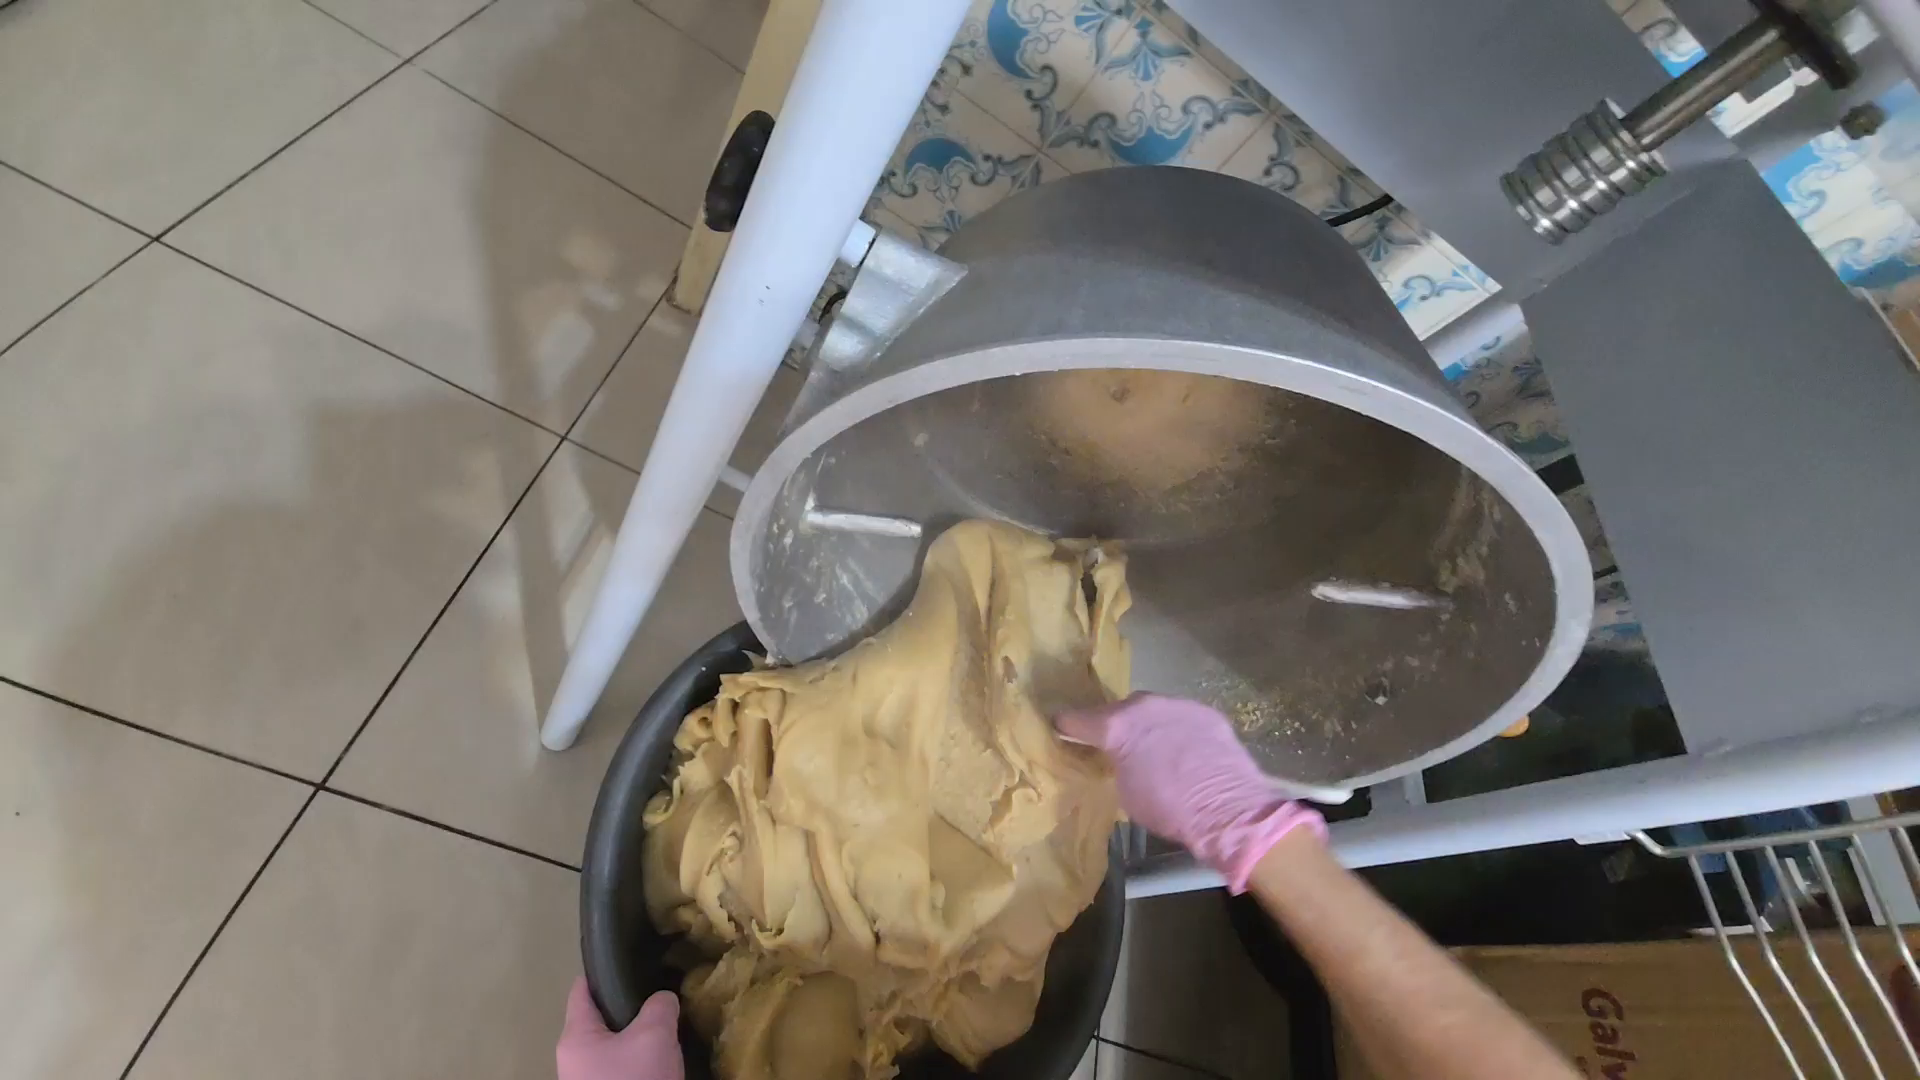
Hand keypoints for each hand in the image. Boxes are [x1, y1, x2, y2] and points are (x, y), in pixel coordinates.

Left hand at [557, 977, 683, 1079]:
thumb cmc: (633, 1079)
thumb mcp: (654, 1033)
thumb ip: (660, 1003)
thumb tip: (663, 999)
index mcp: (575, 1037)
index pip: (583, 987)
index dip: (606, 966)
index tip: (634, 951)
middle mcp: (575, 1056)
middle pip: (603, 1013)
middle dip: (632, 998)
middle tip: (661, 984)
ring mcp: (589, 1076)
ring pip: (618, 1038)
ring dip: (641, 1027)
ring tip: (668, 1014)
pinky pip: (625, 1059)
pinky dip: (642, 1050)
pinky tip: (663, 1047)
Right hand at [1058, 692, 1337, 892]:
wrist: (1230, 810)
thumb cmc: (1167, 808)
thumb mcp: (1124, 791)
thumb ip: (1115, 763)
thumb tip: (1120, 757)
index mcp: (1115, 725)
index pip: (1075, 718)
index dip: (1065, 726)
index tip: (1059, 728)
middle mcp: (1143, 705)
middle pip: (1118, 711)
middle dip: (1115, 726)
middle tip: (1118, 749)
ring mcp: (1177, 704)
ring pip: (1152, 712)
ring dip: (1149, 728)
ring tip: (1158, 752)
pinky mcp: (1206, 712)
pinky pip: (1181, 719)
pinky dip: (1178, 732)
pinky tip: (1188, 754)